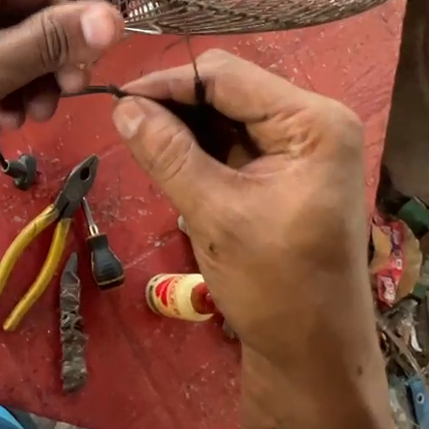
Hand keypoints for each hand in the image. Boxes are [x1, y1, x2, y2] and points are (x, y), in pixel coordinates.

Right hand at [111, 51, 373, 373]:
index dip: (167, 82)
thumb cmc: (275, 285)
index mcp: (313, 122)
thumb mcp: (215, 214)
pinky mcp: (284, 166)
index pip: (226, 76)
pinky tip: (165, 155)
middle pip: (228, 89)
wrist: (311, 351)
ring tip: (138, 139)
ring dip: (182, 124)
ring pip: (225, 112)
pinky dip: (196, 145)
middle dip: (174, 103)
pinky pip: (231, 139)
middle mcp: (312, 121)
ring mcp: (299, 144)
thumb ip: (168, 154)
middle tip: (123, 122)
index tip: (116, 99)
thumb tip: (122, 107)